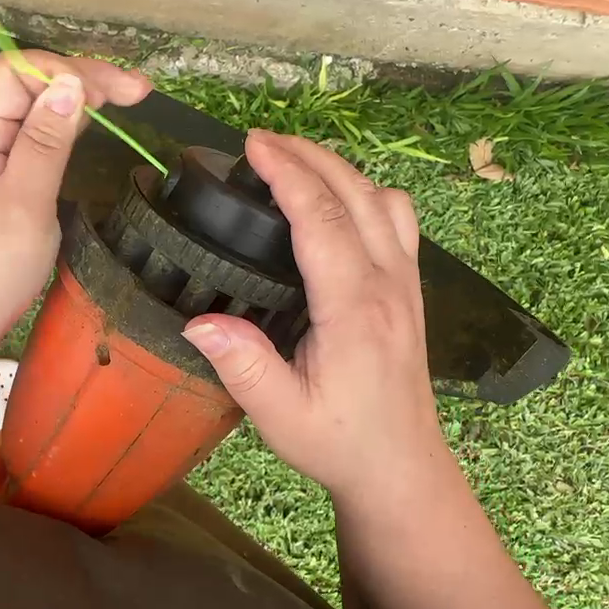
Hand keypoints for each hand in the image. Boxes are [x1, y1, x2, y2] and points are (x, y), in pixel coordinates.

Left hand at [0, 50, 151, 350]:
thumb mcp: (23, 205)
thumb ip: (45, 143)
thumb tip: (72, 84)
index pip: (13, 71)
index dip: (65, 70)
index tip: (115, 92)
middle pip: (25, 81)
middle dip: (80, 77)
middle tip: (138, 91)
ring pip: (33, 103)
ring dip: (79, 95)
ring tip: (128, 97)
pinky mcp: (1, 171)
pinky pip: (34, 130)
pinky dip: (67, 121)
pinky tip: (95, 121)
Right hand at [180, 130, 453, 500]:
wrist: (401, 467)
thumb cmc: (338, 442)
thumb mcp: (281, 415)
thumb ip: (243, 366)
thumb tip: (197, 322)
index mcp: (355, 309)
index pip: (324, 219)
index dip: (288, 174)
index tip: (252, 145)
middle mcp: (389, 284)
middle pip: (357, 193)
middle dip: (309, 156)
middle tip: (260, 140)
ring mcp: (407, 283)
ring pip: (384, 199)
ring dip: (339, 168)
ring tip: (293, 160)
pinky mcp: (410, 289)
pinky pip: (397, 218)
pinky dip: (363, 191)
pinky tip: (335, 200)